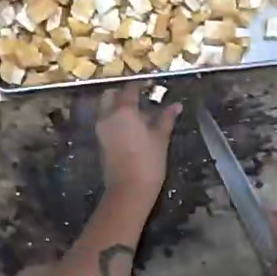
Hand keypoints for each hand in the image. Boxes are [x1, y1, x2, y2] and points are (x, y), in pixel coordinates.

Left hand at [94, 84, 181, 201]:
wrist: (129, 190)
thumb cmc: (149, 161)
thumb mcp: (161, 138)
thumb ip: (166, 118)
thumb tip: (176, 105)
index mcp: (123, 111)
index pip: (130, 90)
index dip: (140, 85)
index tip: (150, 85)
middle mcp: (107, 116)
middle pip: (110, 95)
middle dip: (122, 94)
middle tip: (140, 98)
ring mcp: (101, 129)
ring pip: (105, 109)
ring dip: (117, 107)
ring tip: (137, 115)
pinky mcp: (100, 142)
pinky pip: (105, 122)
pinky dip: (115, 119)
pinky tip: (131, 128)